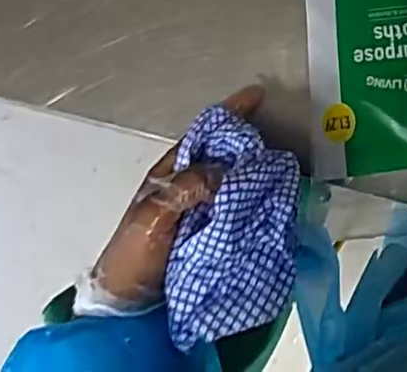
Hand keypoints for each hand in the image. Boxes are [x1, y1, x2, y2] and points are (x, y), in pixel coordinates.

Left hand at [89, 84, 263, 306]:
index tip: (257, 95)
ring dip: (257, 165)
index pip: (205, 132)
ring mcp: (204, 205)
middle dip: (252, 137)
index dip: (231, 112)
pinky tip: (273, 192)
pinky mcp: (217, 228)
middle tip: (277, 131)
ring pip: (237, 173)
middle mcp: (190, 183)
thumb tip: (225, 172)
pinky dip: (259, 192)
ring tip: (279, 161)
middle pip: (227, 149)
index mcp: (171, 172)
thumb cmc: (130, 261)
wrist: (127, 312)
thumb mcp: (152, 215)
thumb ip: (186, 185)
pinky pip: (243, 200)